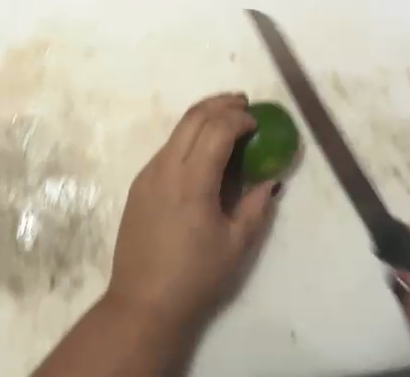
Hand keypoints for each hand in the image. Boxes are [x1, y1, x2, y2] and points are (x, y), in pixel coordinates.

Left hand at [103, 93, 282, 331]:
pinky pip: (167, 148)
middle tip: (244, 103)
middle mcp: (165, 168)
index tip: (257, 121)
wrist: (142, 305)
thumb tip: (271, 180)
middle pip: (193, 117)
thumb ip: (256, 207)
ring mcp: (148, 174)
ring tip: (227, 119)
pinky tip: (204, 150)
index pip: (216, 129)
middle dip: (221, 104)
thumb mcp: (236, 246)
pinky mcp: (139, 185)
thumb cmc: (194, 278)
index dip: (239, 118)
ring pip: (177, 130)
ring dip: (203, 117)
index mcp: (191, 182)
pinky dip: (189, 137)